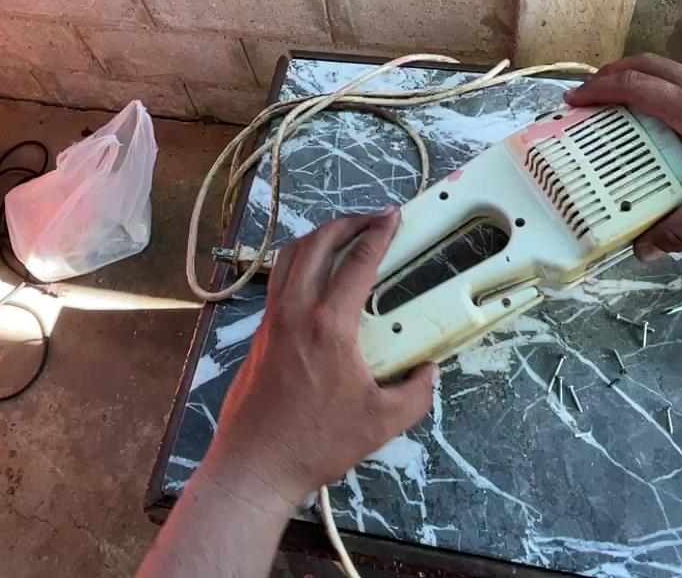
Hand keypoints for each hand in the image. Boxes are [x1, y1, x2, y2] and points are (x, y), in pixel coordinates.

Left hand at [200, 210, 437, 511]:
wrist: (253, 465)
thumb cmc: (316, 443)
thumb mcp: (380, 424)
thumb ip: (415, 395)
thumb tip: (429, 372)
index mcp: (329, 324)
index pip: (358, 261)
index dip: (380, 232)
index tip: (393, 215)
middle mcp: (296, 309)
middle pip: (318, 242)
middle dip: (348, 221)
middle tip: (372, 219)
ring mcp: (272, 318)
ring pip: (291, 255)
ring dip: (319, 236)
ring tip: (343, 236)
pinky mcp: (259, 332)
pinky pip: (279, 278)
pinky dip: (300, 260)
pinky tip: (314, 277)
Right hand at [566, 54, 681, 258]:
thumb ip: (678, 231)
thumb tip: (641, 250)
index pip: (636, 88)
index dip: (599, 90)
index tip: (573, 100)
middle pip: (648, 64)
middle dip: (612, 73)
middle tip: (589, 94)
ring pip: (670, 69)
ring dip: (638, 77)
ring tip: (619, 102)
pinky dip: (662, 87)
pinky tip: (664, 118)